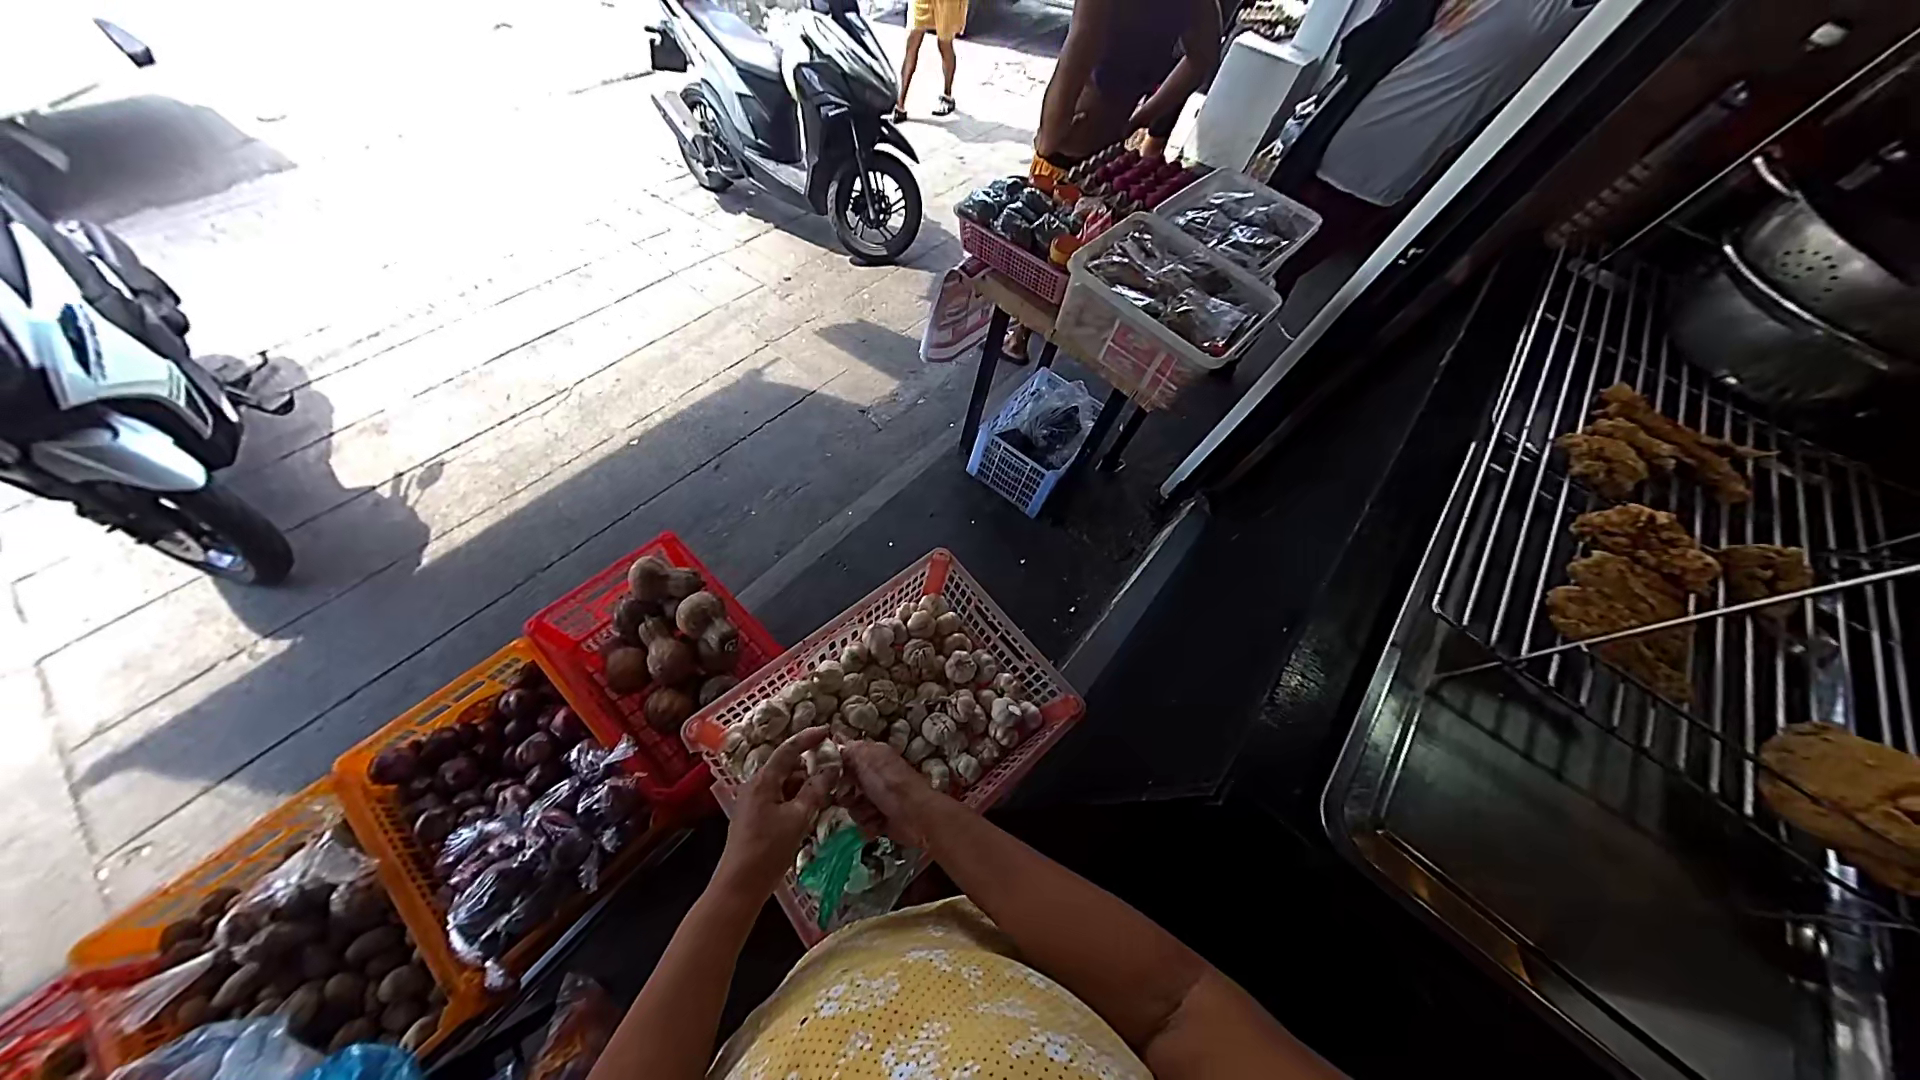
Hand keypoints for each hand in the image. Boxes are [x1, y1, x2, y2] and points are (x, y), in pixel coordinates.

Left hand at [715, 728, 832, 896]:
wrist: (739, 888)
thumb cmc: (767, 850)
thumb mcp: (797, 818)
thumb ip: (815, 791)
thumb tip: (831, 768)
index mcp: (763, 781)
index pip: (788, 750)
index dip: (808, 738)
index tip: (827, 731)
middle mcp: (756, 787)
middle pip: (787, 768)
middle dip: (810, 769)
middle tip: (833, 775)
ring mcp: (754, 803)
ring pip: (785, 785)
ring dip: (804, 788)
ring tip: (825, 798)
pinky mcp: (755, 818)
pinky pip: (780, 800)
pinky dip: (796, 801)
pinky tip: (809, 814)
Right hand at [841, 741, 950, 847]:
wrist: (914, 815)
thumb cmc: (890, 783)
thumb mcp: (868, 758)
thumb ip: (851, 750)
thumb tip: (838, 745)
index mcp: (874, 756)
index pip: (846, 759)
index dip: (838, 768)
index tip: (834, 775)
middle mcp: (874, 775)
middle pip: (845, 785)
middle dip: (847, 794)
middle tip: (853, 796)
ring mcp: (877, 797)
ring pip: (851, 805)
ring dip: (859, 810)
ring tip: (872, 810)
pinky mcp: (879, 817)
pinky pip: (862, 821)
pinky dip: (869, 822)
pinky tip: (878, 820)